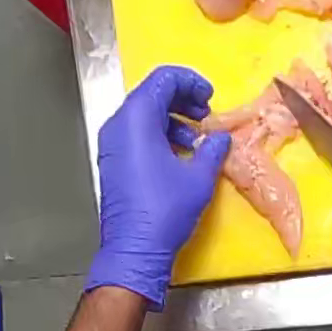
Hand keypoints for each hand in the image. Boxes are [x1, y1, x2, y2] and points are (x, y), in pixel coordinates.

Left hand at [85, 66, 232, 308]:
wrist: (135, 250)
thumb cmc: (165, 212)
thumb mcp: (198, 179)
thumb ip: (212, 150)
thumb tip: (219, 138)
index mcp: (137, 119)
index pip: (163, 79)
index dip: (191, 82)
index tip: (210, 98)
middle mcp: (118, 126)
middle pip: (151, 95)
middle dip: (182, 101)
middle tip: (205, 116)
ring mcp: (112, 146)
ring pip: (143, 117)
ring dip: (171, 121)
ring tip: (195, 141)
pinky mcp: (113, 165)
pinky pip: (135, 137)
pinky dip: (158, 137)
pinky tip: (178, 157)